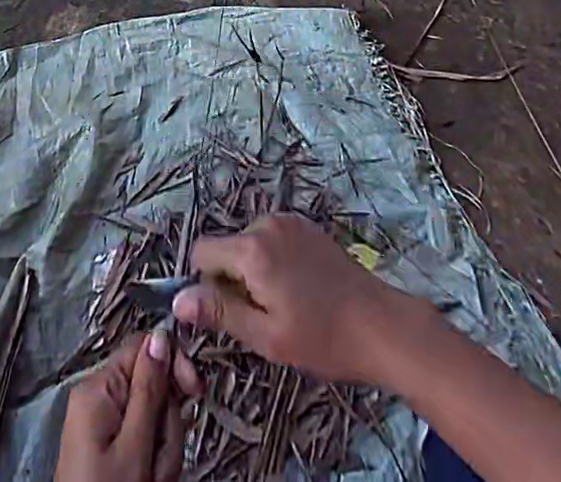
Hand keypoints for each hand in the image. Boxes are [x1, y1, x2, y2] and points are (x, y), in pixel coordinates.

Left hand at [56, 327, 203, 481]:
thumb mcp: (134, 447)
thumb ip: (149, 390)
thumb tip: (161, 335)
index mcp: (98, 388)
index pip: (144, 348)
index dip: (173, 364)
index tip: (195, 393)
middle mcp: (98, 396)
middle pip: (153, 384)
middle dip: (167, 422)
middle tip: (160, 461)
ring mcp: (104, 421)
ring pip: (155, 415)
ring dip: (163, 448)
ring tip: (152, 477)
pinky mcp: (110, 444)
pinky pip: (145, 437)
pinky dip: (154, 459)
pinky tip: (150, 478)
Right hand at [171, 213, 430, 385]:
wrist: (383, 325)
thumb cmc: (322, 338)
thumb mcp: (265, 335)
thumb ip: (219, 312)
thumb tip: (177, 300)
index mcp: (251, 249)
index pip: (201, 252)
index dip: (205, 283)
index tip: (227, 310)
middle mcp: (266, 224)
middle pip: (226, 248)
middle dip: (232, 278)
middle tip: (263, 313)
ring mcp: (289, 221)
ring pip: (247, 243)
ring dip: (252, 269)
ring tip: (285, 301)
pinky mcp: (306, 225)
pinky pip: (270, 238)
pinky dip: (272, 258)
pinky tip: (298, 285)